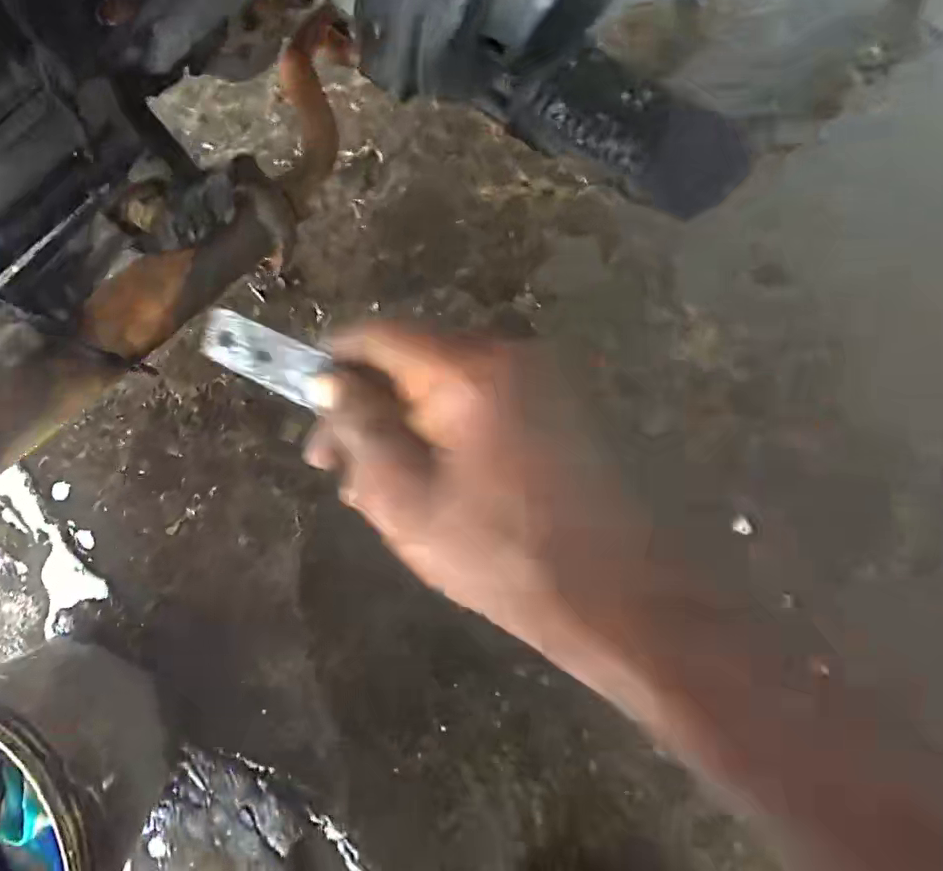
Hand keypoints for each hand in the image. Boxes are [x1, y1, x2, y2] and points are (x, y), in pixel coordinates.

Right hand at [304, 322, 660, 663]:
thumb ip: (360, 430)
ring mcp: (544, 380)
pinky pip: (480, 403)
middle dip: (364, 407)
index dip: (333, 360)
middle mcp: (510, 356)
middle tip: (331, 466)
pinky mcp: (562, 408)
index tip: (306, 400)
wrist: (635, 607)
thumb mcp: (407, 500)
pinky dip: (442, 432)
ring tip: (372, 487)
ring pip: (442, 386)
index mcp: (470, 371)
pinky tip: (425, 483)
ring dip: (400, 426)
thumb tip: (328, 382)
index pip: (379, 335)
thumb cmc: (507, 557)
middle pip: (410, 361)